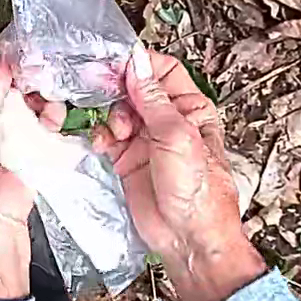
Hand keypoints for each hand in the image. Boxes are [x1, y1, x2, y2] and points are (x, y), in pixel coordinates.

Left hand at [0, 46, 62, 300]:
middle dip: (24, 78)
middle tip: (40, 61)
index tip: (15, 45)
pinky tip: (56, 110)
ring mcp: (11, 146)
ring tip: (50, 83)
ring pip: (29, 112)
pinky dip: (52, 121)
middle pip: (10, 95)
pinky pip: (45, 135)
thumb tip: (0, 62)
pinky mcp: (32, 160)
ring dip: (39, 97)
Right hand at [94, 47, 264, 300]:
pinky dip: (101, 136)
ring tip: (116, 131)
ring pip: (118, 112)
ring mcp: (146, 141)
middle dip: (117, 90)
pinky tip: (103, 143)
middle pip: (134, 90)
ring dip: (109, 116)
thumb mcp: (177, 136)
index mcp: (191, 109)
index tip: (115, 63)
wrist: (188, 237)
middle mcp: (168, 122)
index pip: (162, 72)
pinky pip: (107, 138)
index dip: (139, 65)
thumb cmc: (200, 192)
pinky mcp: (128, 160)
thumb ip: (153, 99)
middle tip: (100, 90)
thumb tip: (138, 65)